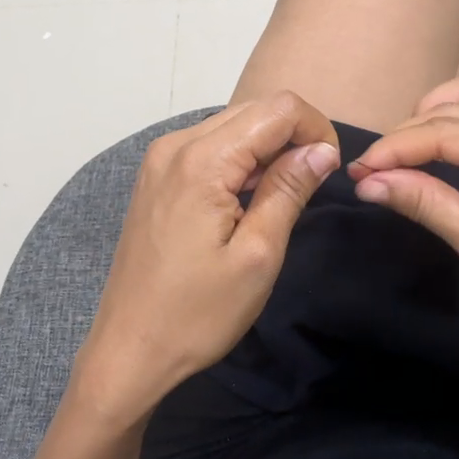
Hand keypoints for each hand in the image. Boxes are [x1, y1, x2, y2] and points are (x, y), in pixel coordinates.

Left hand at [73, 93, 339, 420]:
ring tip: (280, 198)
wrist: (129, 350)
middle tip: (310, 186)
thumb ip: (289, 191)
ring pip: (232, 125)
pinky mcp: (156, 176)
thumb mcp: (258, 255)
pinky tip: (246, 200)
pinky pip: (210, 146)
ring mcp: (161, 159)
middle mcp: (176, 144)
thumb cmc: (197, 313)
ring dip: (267, 149)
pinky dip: (239, 160)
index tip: (328, 172)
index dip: (315, 130)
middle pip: (254, 109)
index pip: (278, 108)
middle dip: (293, 136)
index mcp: (202, 160)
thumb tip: (322, 149)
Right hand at [347, 105, 458, 367]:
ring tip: (398, 156)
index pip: (451, 132)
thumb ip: (430, 205)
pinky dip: (455, 122)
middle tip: (368, 172)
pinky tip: (433, 147)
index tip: (356, 170)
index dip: (397, 148)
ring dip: (430, 119)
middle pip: (458, 111)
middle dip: (407, 137)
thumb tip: (369, 181)